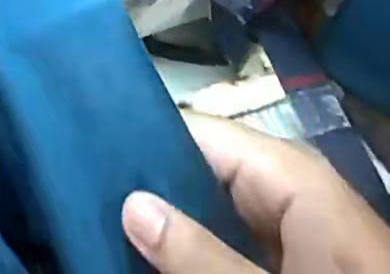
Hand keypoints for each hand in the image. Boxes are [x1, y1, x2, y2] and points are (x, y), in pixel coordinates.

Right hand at [122, 111, 389, 273]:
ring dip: (175, 224)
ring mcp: (296, 221)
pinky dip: (203, 249)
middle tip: (96, 203)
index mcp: (286, 169)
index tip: (89, 157)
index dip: (142, 143)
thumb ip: (201, 257)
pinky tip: (165, 259)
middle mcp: (287, 180)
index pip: (194, 130)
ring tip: (115, 229)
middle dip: (154, 191)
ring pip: (214, 206)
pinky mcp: (300, 255)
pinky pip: (237, 236)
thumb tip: (130, 203)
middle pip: (201, 167)